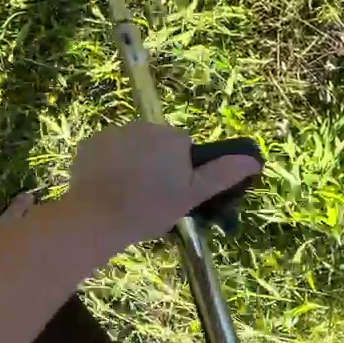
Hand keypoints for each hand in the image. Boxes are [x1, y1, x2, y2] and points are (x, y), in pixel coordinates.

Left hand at [64, 121, 262, 246]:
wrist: (99, 216)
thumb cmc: (151, 208)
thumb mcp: (191, 195)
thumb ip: (221, 174)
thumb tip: (253, 160)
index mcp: (170, 137)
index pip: (181, 146)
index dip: (179, 169)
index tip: (171, 190)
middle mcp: (142, 126)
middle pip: (155, 142)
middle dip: (155, 161)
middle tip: (150, 194)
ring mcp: (112, 133)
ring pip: (130, 145)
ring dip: (131, 161)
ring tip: (126, 192)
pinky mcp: (89, 143)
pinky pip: (106, 151)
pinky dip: (107, 164)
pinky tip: (106, 186)